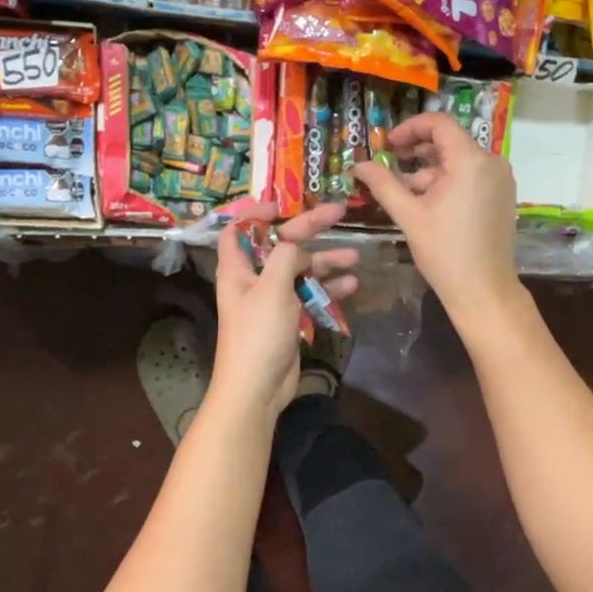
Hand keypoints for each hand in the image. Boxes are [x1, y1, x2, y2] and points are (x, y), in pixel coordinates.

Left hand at [208, 201, 358, 417]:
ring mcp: (272, 301)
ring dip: (326, 262)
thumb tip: (294, 240)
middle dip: (308, 230)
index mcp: (238, 269)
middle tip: (339, 212)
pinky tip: (351, 285)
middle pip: (281, 246)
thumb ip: (285, 256)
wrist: (257, 388)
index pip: (239, 230)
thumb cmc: (258, 335)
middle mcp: (253, 280)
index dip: (256, 213)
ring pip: (300, 271)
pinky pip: (310, 296)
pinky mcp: (288, 320)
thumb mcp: (272, 288)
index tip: (283, 203)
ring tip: (355, 256)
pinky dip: (328, 289)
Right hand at [353, 112, 520, 326]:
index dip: (410, 128)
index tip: (388, 145)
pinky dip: (448, 182)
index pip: (440, 124)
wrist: (484, 291)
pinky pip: (472, 177)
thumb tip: (359, 165)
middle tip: (390, 164)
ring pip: (459, 162)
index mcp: (471, 161)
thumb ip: (383, 184)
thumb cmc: (445, 253)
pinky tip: (427, 203)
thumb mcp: (409, 216)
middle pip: (450, 142)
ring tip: (404, 191)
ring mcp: (501, 180)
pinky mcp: (502, 196)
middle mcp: (492, 163)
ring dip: (430, 171)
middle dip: (418, 151)